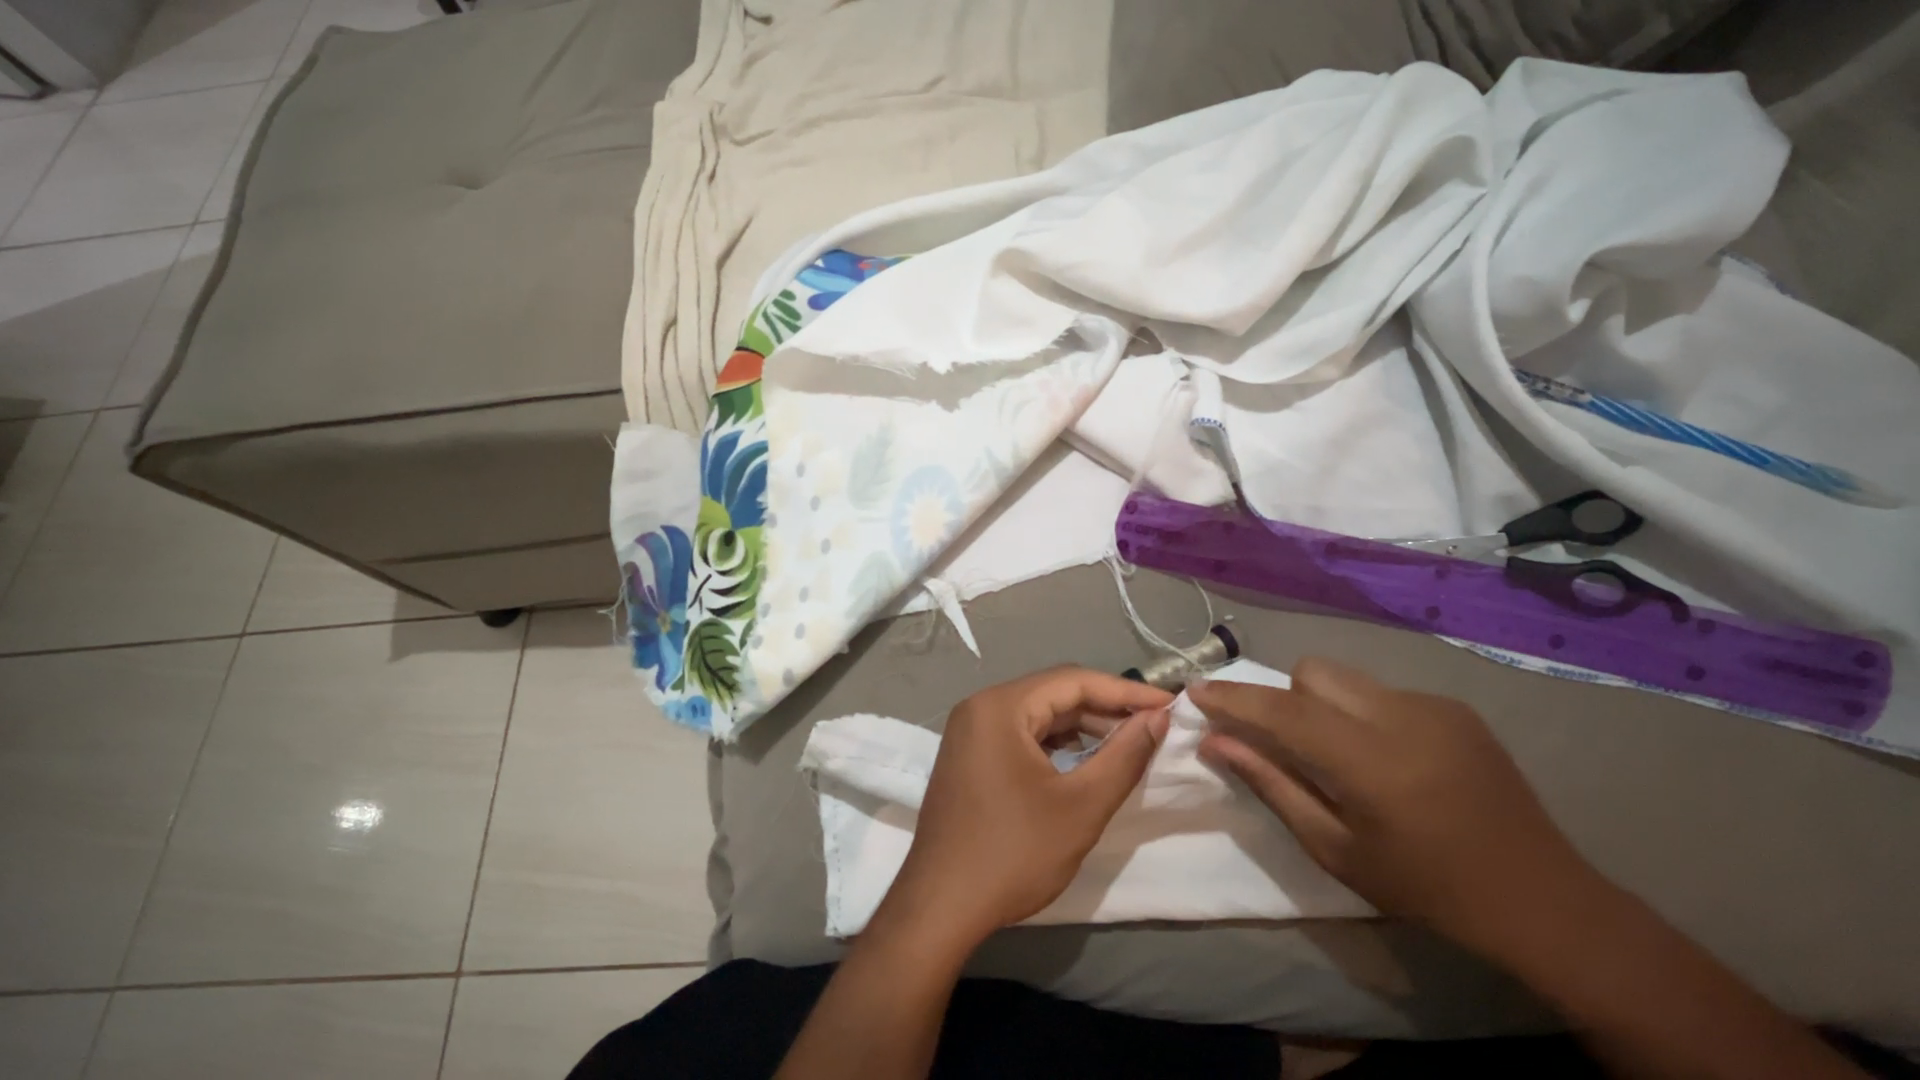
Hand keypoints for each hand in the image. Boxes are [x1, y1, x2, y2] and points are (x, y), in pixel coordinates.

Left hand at [877, 668, 1172, 948]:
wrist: (942, 907)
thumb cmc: (1014, 853)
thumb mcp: (1082, 806)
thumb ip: (1124, 756)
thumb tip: (1157, 718)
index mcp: (1000, 707)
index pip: (1074, 680)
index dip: (1127, 691)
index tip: (1171, 704)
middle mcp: (979, 708)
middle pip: (1054, 694)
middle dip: (1106, 709)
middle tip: (1155, 726)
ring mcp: (969, 735)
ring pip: (1038, 717)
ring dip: (1083, 728)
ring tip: (1129, 744)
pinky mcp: (968, 760)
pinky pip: (1020, 737)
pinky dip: (1056, 746)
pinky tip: (1085, 764)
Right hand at [1191, 658, 1596, 956]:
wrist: (1537, 896)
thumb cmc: (1425, 887)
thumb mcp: (1336, 849)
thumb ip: (1273, 786)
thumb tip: (1217, 742)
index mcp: (1371, 760)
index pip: (1284, 711)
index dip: (1235, 699)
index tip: (1196, 692)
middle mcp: (1403, 715)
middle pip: (1314, 674)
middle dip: (1285, 699)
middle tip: (1285, 747)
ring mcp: (1434, 706)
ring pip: (1349, 679)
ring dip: (1323, 705)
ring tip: (1338, 757)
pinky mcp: (1456, 709)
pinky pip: (1384, 693)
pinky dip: (1362, 714)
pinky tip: (1387, 761)